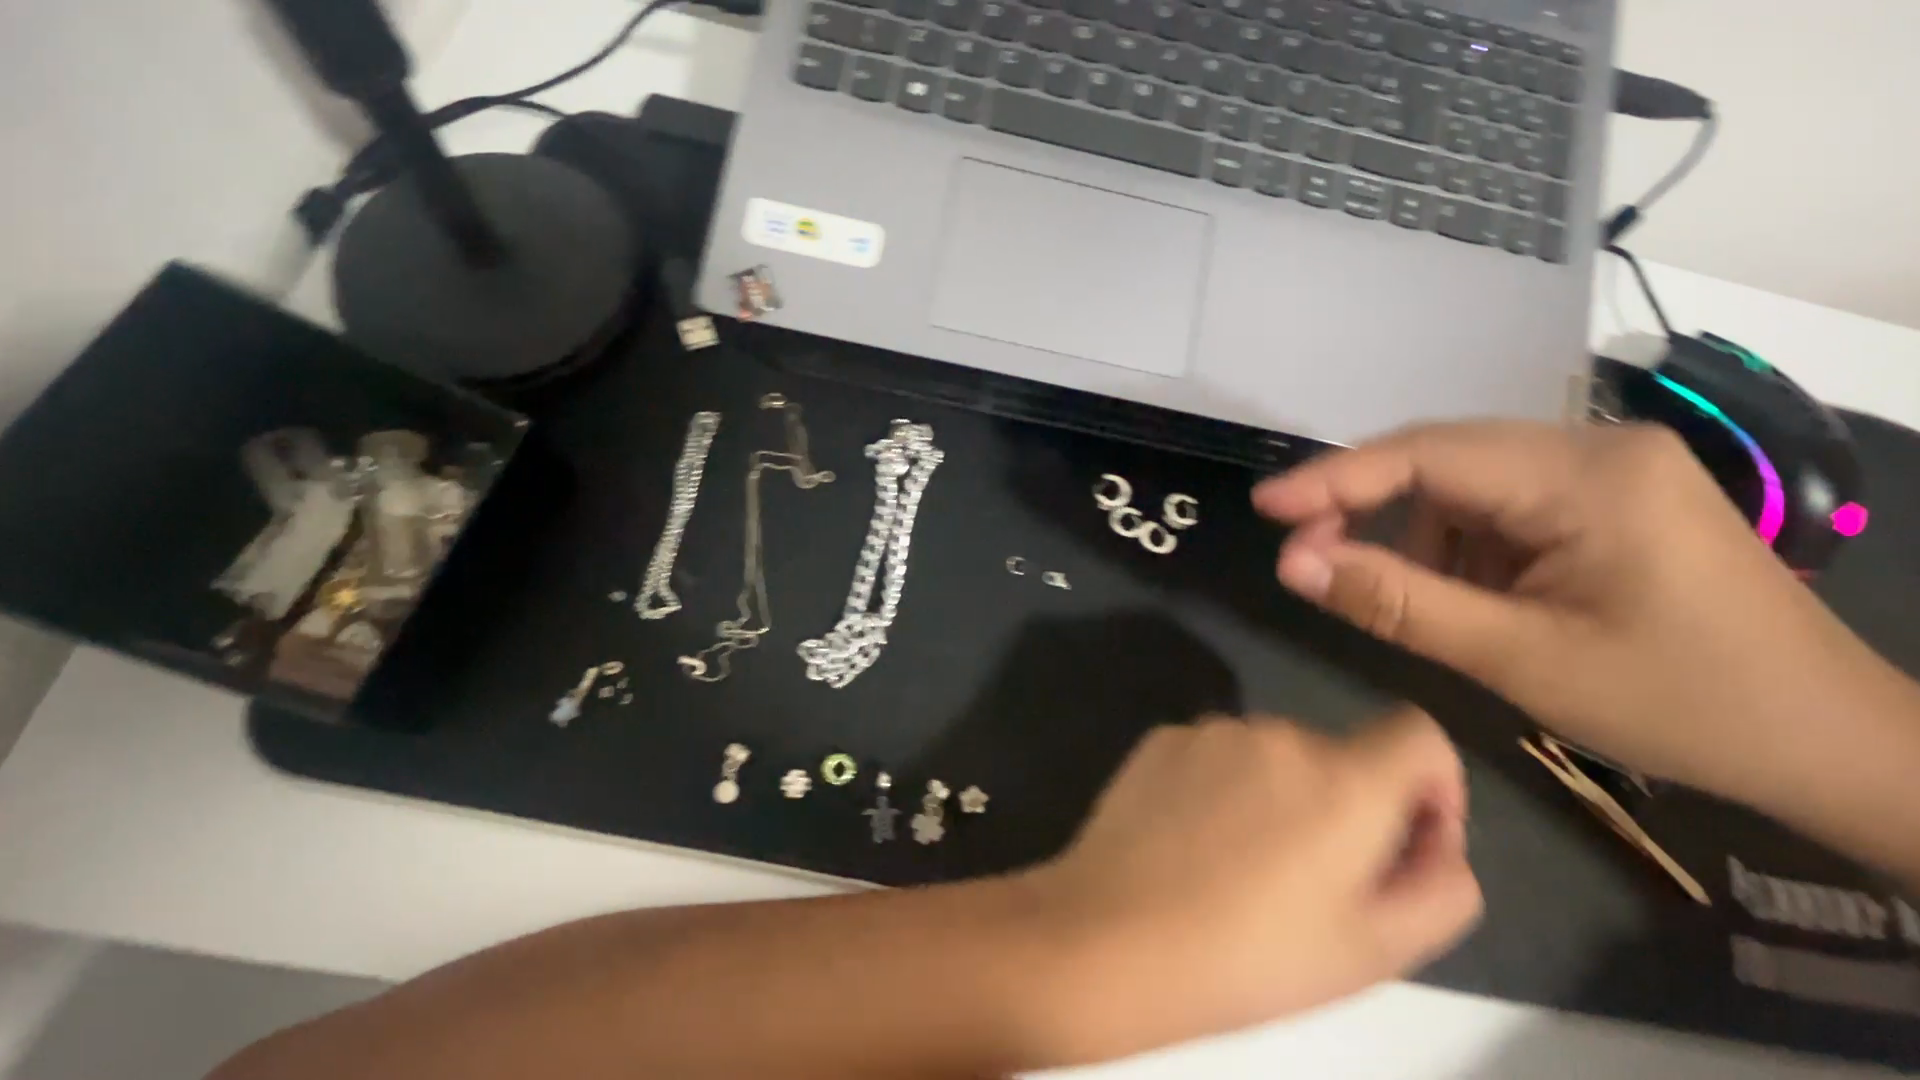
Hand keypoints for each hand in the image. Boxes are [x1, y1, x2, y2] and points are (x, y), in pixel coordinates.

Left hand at [1022, 708, 1479, 1061]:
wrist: (1109, 939)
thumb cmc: (1251, 957)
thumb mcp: (1378, 950)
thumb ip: (1443, 886)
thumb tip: (1436, 841)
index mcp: (1345, 778)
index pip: (1419, 733)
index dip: (1431, 783)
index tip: (1406, 839)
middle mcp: (1281, 734)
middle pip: (1342, 756)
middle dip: (1347, 806)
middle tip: (1312, 880)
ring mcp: (1211, 731)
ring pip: (1276, 757)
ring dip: (1282, 797)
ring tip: (1243, 868)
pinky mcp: (1159, 740)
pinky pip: (1218, 757)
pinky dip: (1224, 788)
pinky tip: (1194, 844)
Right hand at [1250, 421, 1905, 808]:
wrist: (1830, 743)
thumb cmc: (1681, 705)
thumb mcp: (1519, 659)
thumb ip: (1398, 604)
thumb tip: (1293, 566)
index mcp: (1588, 474)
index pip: (1429, 454)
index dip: (1335, 477)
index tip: (1264, 507)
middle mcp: (1597, 448)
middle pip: (1444, 459)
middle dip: (1366, 507)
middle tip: (1305, 559)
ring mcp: (1610, 470)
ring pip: (1467, 484)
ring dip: (1415, 536)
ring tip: (1396, 598)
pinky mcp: (1612, 499)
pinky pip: (1502, 506)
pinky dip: (1458, 547)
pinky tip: (1456, 593)